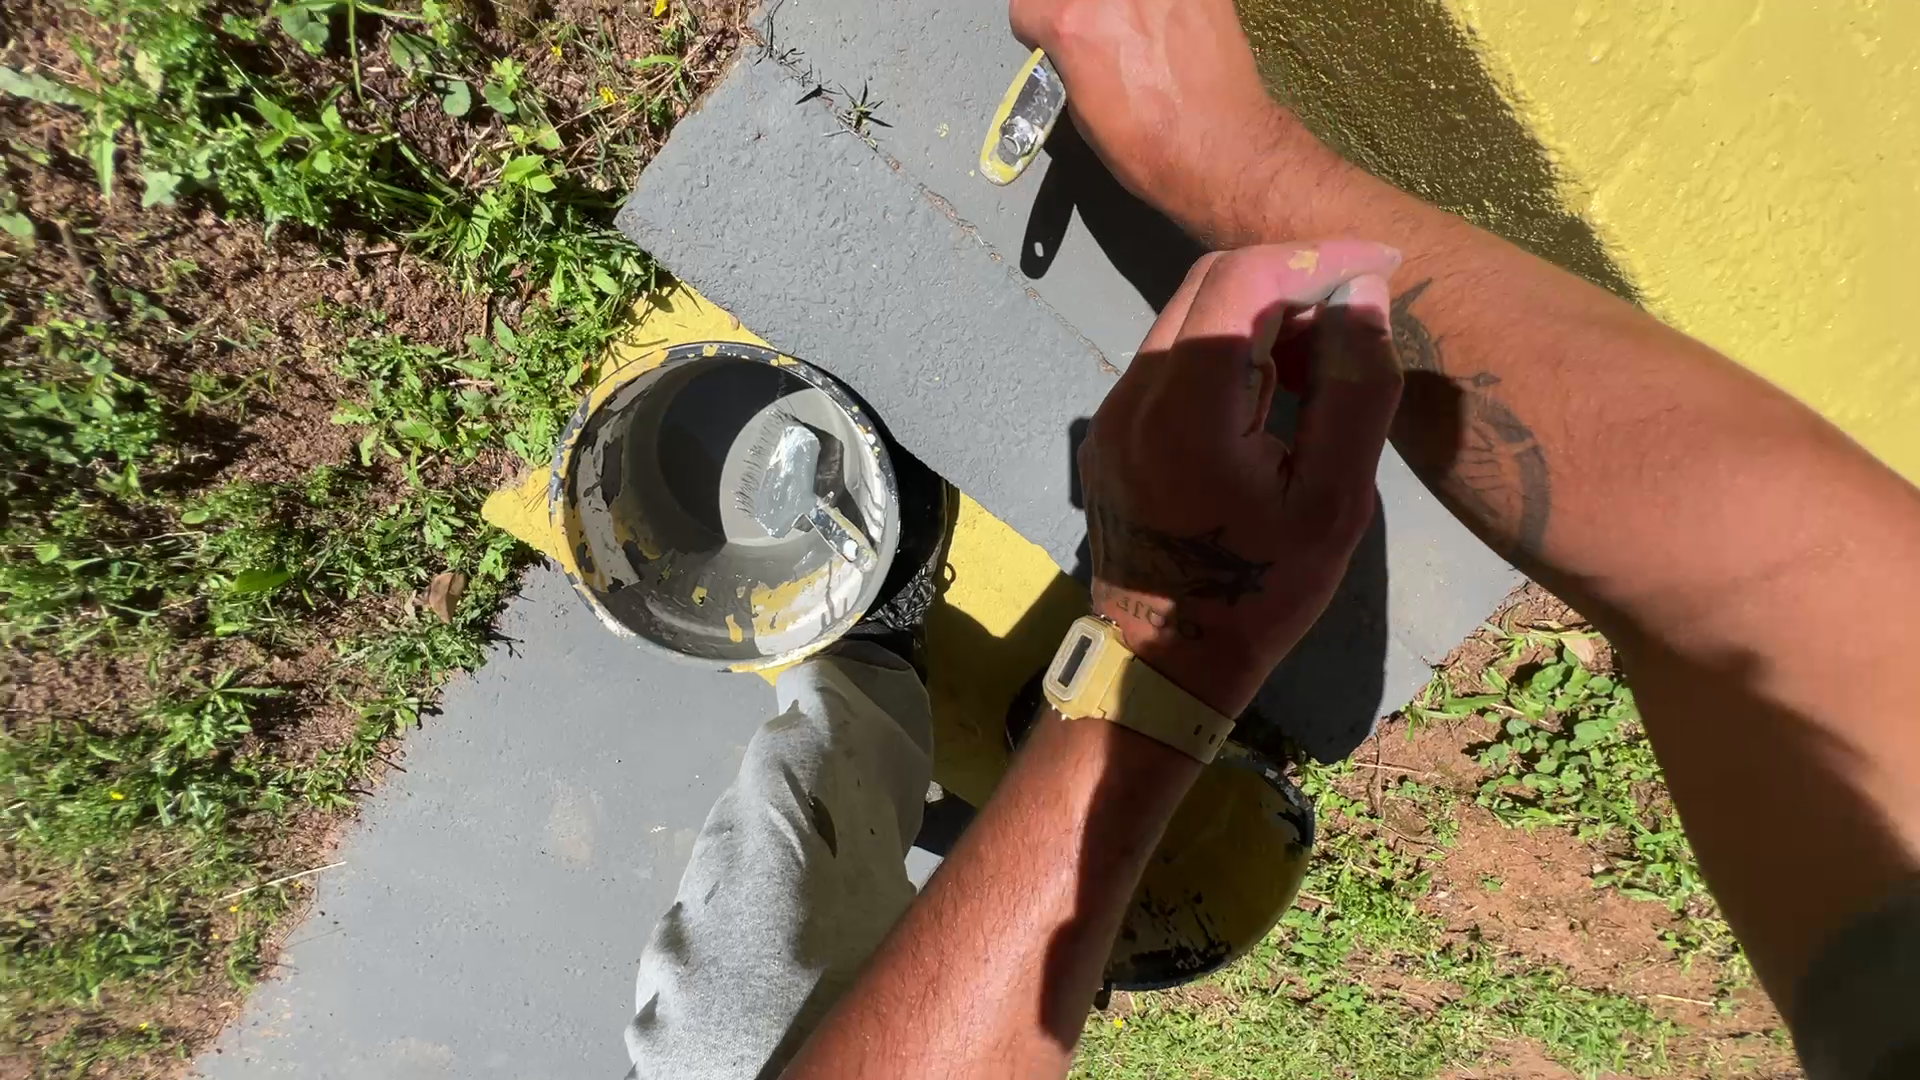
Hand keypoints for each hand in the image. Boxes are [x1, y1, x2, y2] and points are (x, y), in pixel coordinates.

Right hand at [1008, 0, 1317, 241]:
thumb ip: (1069, 65)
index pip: (1027, 5)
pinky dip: (1161, 9)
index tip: (1054, 47)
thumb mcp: (1084, 116)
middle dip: (1078, 12)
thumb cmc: (1149, 149)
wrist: (1218, 150)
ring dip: (1121, 10)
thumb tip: (1072, 48)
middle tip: (1100, 42)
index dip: (1039, 32)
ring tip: (1141, 37)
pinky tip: (1171, 31)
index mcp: (1074, 24)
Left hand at [1080, 242, 1403, 716]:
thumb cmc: (1260, 592)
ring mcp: (1110, 417)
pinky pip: (1164, 364)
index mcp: (1184, 412)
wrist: (1166, 655)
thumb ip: (1355, 389)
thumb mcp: (1335, 502)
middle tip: (1347, 326)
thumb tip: (1362, 296)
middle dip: (1286, 284)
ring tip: (1311, 374)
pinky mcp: (1107, 436)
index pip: (1241, 281)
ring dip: (1254, 322)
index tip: (1377, 265)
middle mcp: (1131, 399)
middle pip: (1206, 287)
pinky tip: (1259, 402)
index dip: (1315, 257)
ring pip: (1182, 322)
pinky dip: (1218, 357)